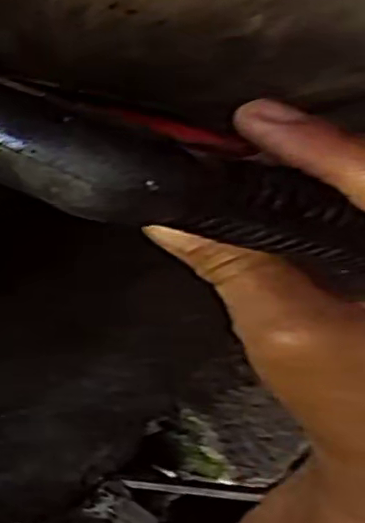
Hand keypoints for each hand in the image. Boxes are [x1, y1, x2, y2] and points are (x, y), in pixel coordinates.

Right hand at [146, 99, 364, 513]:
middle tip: (265, 131)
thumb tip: (176, 219)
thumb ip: (234, 265)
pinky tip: (323, 191)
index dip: (314, 145)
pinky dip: (353, 195)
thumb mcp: (284, 331)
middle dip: (334, 150)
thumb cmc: (359, 406)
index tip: (256, 117)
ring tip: (286, 153)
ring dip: (347, 172)